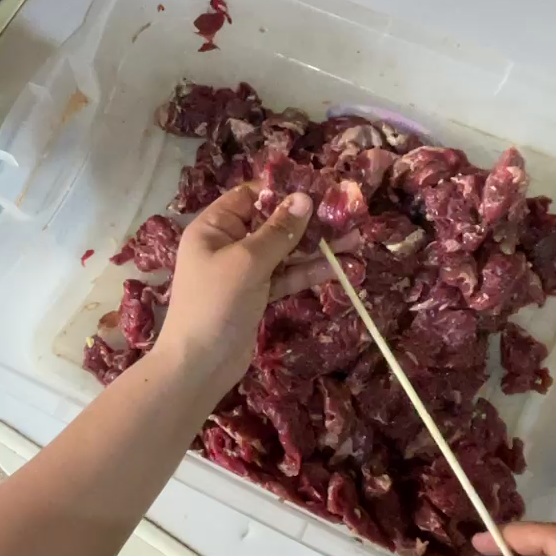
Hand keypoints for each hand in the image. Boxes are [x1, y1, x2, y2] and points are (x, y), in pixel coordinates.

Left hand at [153, 183, 330, 397]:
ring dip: (316, 247)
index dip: (281, 193)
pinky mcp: (256, 296)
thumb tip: (305, 199)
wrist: (199, 365)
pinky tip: (341, 266)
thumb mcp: (248, 262)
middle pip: (271, 224)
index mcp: (213, 228)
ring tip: (355, 239)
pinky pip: (285, 277)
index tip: (318, 191)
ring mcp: (242, 272)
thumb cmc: (216, 304)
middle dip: (308, 221)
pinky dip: (309, 272)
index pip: (249, 197)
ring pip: (283, 252)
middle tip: (348, 215)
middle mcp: (226, 244)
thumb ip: (279, 231)